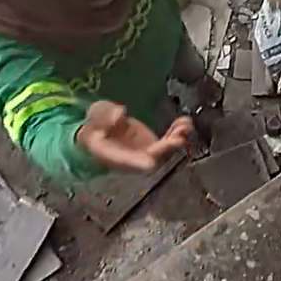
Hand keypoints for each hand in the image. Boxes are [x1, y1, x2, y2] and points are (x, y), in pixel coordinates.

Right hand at [76, 100, 193, 172]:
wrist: (99, 132)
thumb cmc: (95, 127)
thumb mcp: (95, 117)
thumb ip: (103, 116)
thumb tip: (120, 115)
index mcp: (117, 158)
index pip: (140, 165)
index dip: (155, 157)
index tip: (166, 144)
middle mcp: (136, 160)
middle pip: (159, 159)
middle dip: (171, 147)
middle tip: (181, 132)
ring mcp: (148, 154)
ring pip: (168, 152)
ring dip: (180, 138)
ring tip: (185, 123)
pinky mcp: (156, 146)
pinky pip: (171, 142)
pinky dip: (179, 132)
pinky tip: (184, 121)